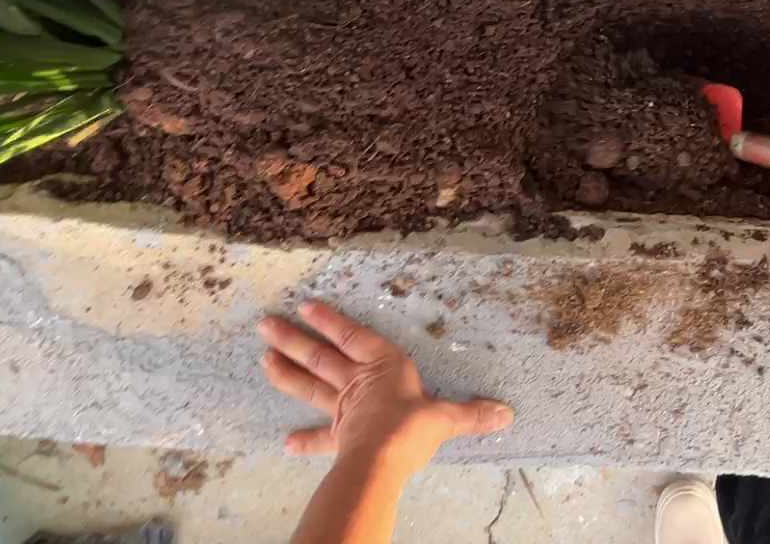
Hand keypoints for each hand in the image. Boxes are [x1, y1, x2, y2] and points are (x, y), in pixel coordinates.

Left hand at [258, 299, 513, 473]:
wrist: (382, 462)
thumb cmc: (411, 428)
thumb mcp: (447, 417)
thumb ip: (473, 414)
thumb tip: (506, 414)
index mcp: (383, 365)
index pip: (352, 336)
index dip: (329, 320)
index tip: (306, 306)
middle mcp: (358, 381)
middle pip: (320, 356)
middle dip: (293, 339)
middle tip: (266, 324)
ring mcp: (342, 409)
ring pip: (310, 385)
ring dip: (287, 371)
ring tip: (264, 357)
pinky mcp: (337, 438)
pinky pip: (319, 436)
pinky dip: (304, 439)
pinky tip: (286, 442)